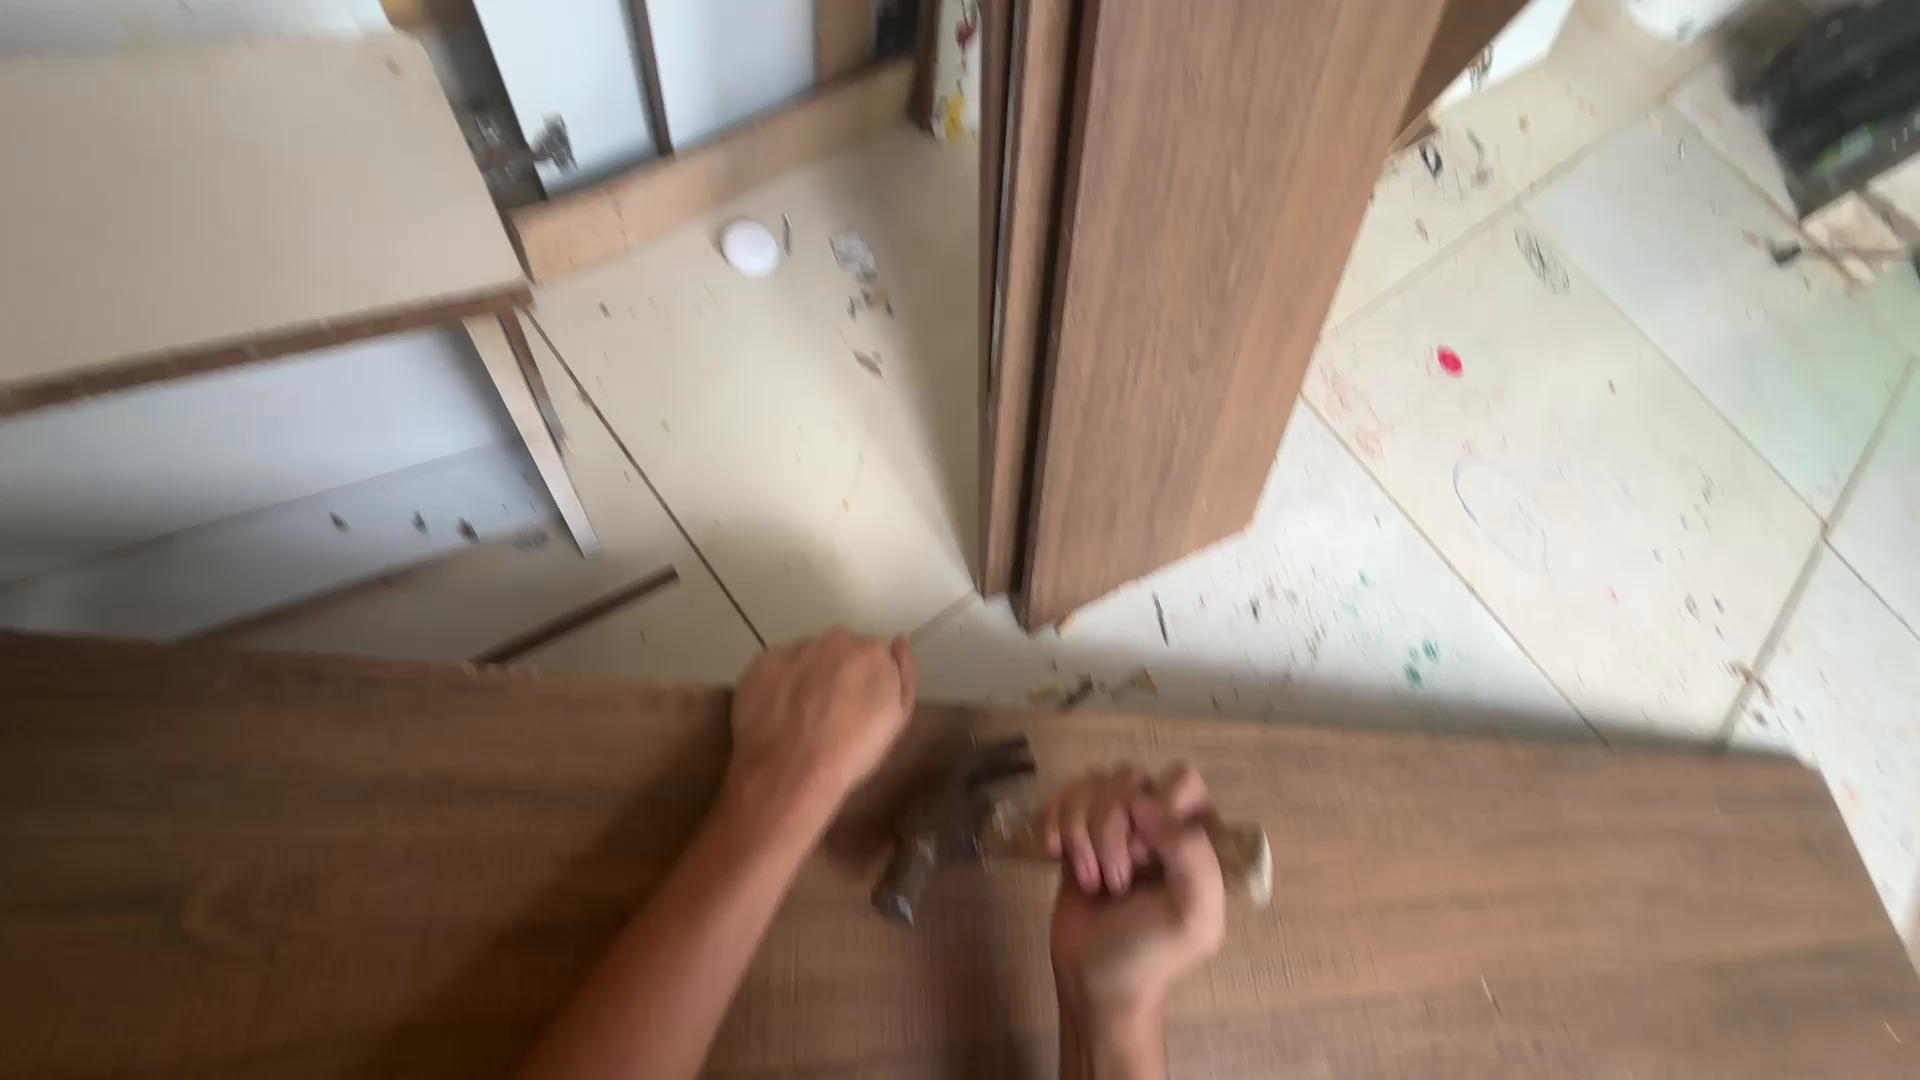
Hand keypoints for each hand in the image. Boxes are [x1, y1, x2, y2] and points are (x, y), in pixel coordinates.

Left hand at [722, 628, 918, 820]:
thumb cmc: (852, 752)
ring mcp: (795, 649)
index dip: (867, 684)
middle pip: (841, 651)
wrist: (789, 774)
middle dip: (838, 674)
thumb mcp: (897, 720)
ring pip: (808, 658)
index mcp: (872, 651)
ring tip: (801, 717)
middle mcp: (834, 640)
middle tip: (831, 713)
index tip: (859, 708)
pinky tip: (777, 714)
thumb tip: (899, 641)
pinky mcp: (761, 662)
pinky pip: (777, 668)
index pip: (874, 657)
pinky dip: (779, 684)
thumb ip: (904, 674)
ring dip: (808, 677)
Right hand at [1043, 763, 1225, 1019]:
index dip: (1156, 812)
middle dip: (1110, 829)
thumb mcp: (1193, 917)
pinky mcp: (1078, 827)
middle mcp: (1158, 818)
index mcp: (1195, 834)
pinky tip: (1055, 853)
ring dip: (1080, 832)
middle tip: (1115, 881)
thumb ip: (1192, 855)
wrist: (1093, 983)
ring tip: (1089, 879)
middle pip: (1127, 778)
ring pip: (1091, 783)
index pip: (1180, 780)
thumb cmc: (1149, 955)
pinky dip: (1054, 822)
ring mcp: (1115, 820)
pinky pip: (1063, 794)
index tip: (1146, 858)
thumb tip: (1143, 802)